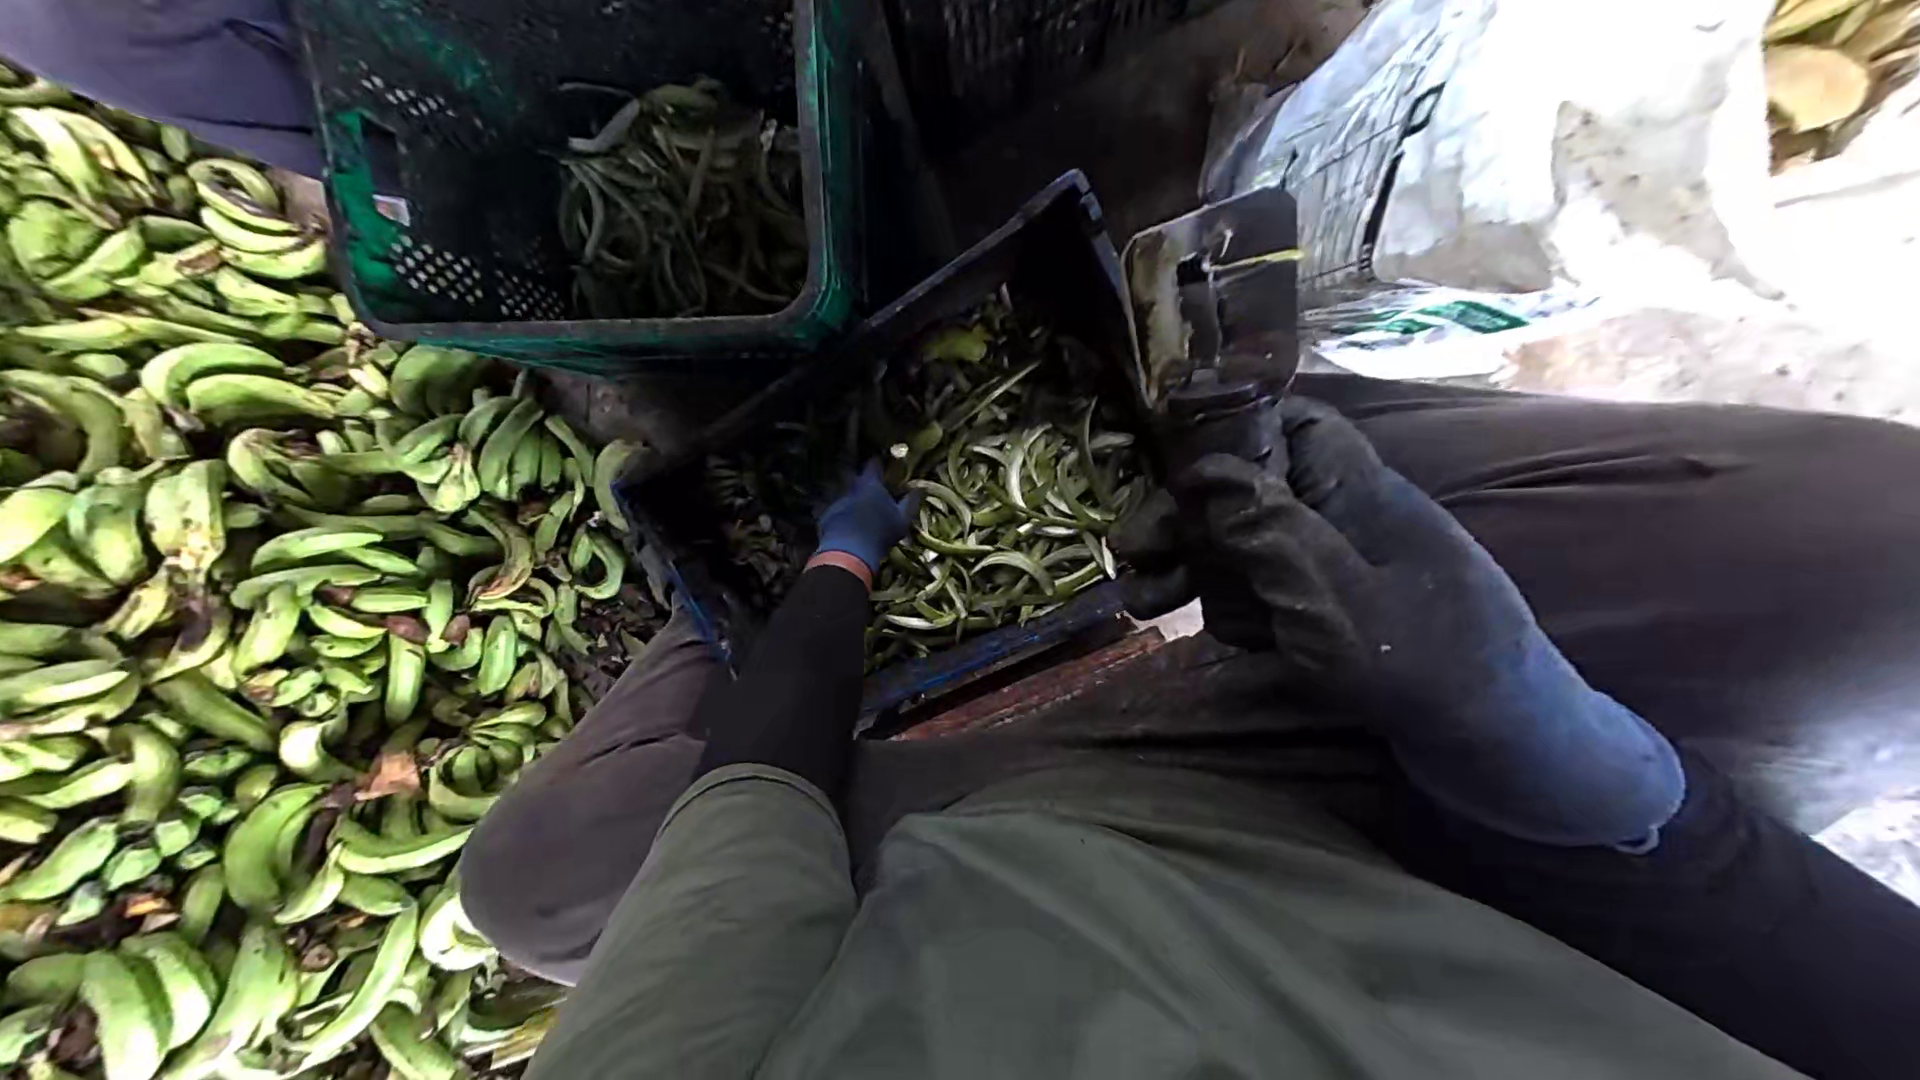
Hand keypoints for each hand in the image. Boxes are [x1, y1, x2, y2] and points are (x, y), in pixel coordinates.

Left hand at [813, 460, 920, 577]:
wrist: (850, 552)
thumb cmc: (881, 532)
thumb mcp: (903, 519)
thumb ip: (911, 501)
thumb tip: (921, 488)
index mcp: (870, 484)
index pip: (873, 464)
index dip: (879, 463)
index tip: (883, 465)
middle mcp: (851, 488)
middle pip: (858, 479)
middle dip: (865, 482)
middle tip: (874, 491)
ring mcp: (837, 502)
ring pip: (847, 496)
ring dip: (854, 501)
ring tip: (862, 513)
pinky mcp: (827, 517)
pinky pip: (838, 512)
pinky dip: (844, 516)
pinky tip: (850, 528)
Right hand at [1167, 397, 1682, 846]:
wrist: (1492, 746)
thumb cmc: (1426, 664)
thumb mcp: (1338, 597)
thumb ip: (1271, 532)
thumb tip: (1206, 475)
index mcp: (1352, 491)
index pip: (1291, 424)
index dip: (1229, 430)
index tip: (1170, 465)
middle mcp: (1331, 517)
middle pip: (1242, 491)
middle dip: (1182, 519)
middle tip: (1131, 551)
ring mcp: (1321, 564)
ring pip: (1237, 544)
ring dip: (1185, 565)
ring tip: (1141, 597)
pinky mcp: (1314, 606)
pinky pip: (1252, 588)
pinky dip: (1218, 603)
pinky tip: (1195, 626)